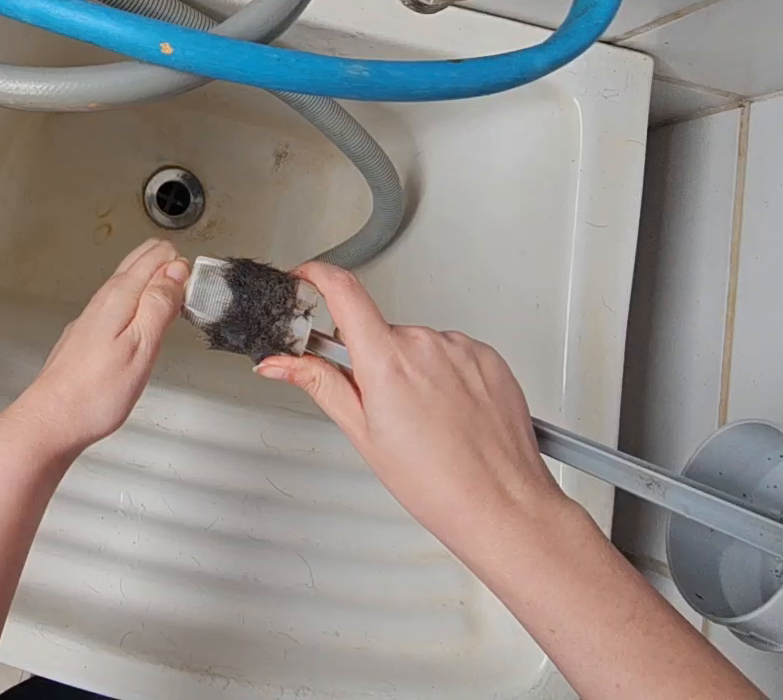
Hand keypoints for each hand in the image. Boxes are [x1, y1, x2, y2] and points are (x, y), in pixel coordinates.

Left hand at [0, 239, 187, 460]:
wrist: (52, 419)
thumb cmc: (97, 392)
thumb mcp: (142, 346)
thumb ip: (159, 304)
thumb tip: (176, 269)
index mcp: (119, 296)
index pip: (154, 257)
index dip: (179, 266)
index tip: (194, 285)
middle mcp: (103, 299)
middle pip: (138, 262)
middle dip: (166, 264)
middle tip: (188, 281)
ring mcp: (92, 315)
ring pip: (126, 281)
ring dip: (151, 279)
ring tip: (173, 290)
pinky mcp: (87, 333)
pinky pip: (117, 301)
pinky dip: (136, 298)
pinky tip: (142, 316)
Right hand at [254, 262, 572, 561]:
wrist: (504, 507)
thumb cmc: (436, 481)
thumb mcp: (360, 431)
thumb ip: (317, 383)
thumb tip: (278, 363)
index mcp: (387, 360)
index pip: (342, 289)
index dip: (316, 275)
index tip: (306, 277)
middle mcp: (425, 343)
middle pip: (378, 328)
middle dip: (370, 355)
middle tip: (380, 400)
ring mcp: (460, 347)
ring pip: (415, 342)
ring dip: (409, 366)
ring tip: (424, 414)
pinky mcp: (488, 356)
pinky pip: (450, 350)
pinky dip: (442, 371)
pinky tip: (449, 408)